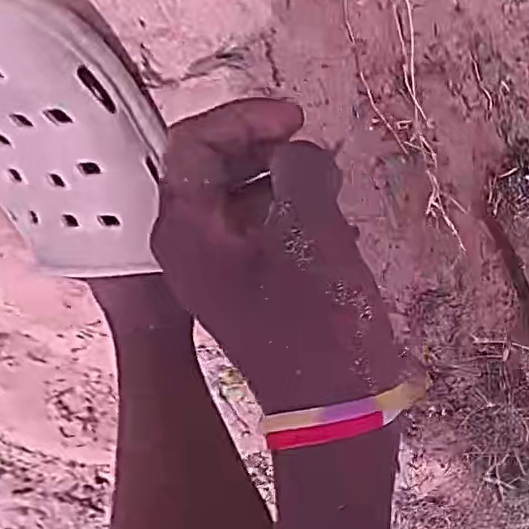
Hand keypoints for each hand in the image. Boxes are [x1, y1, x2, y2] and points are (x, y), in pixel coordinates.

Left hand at [152, 99, 404, 414]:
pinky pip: (268, 238)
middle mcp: (196, 252)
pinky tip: (335, 228)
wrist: (339, 410)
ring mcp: (227, 277)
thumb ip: (300, 173)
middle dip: (268, 153)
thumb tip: (300, 156)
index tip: (298, 119)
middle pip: (216, 172)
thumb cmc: (322, 325)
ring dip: (288, 187)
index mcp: (189, 234)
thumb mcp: (313, 235)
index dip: (245, 118)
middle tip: (316, 155)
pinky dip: (297, 221)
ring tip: (333, 191)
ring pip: (247, 205)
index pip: (195, 144)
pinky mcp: (259, 295)